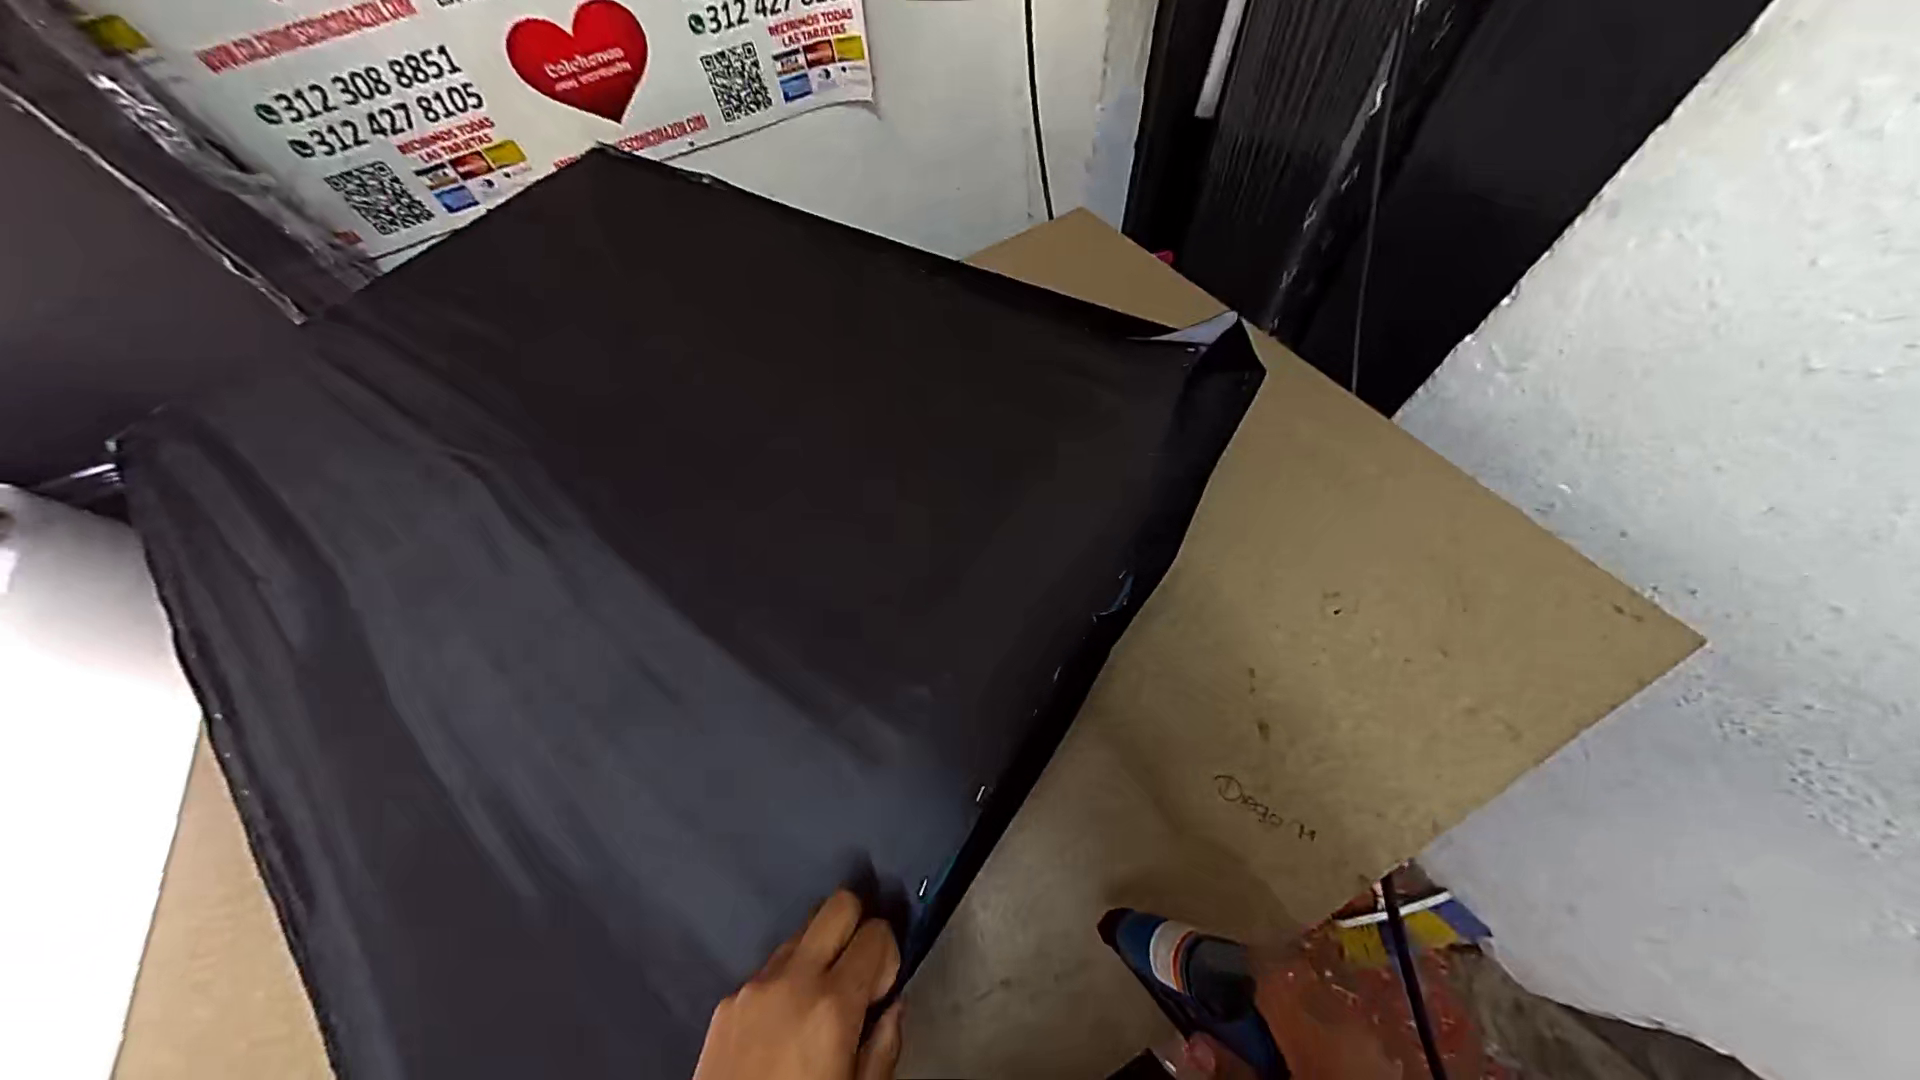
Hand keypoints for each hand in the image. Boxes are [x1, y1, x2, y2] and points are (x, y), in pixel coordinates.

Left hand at [692, 890, 903, 1079]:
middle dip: (857, 924)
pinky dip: (786, 982)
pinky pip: (768, 969)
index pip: (876, 933)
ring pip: (801, 932)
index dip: (888, 954)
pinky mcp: (726, 1003)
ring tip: (817, 1002)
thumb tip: (893, 1004)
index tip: (881, 988)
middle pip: (838, 904)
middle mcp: (793, 979)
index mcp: (833, 1005)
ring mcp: (754, 986)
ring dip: (819, 952)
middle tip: (858, 970)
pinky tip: (782, 1026)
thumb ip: (884, 1046)